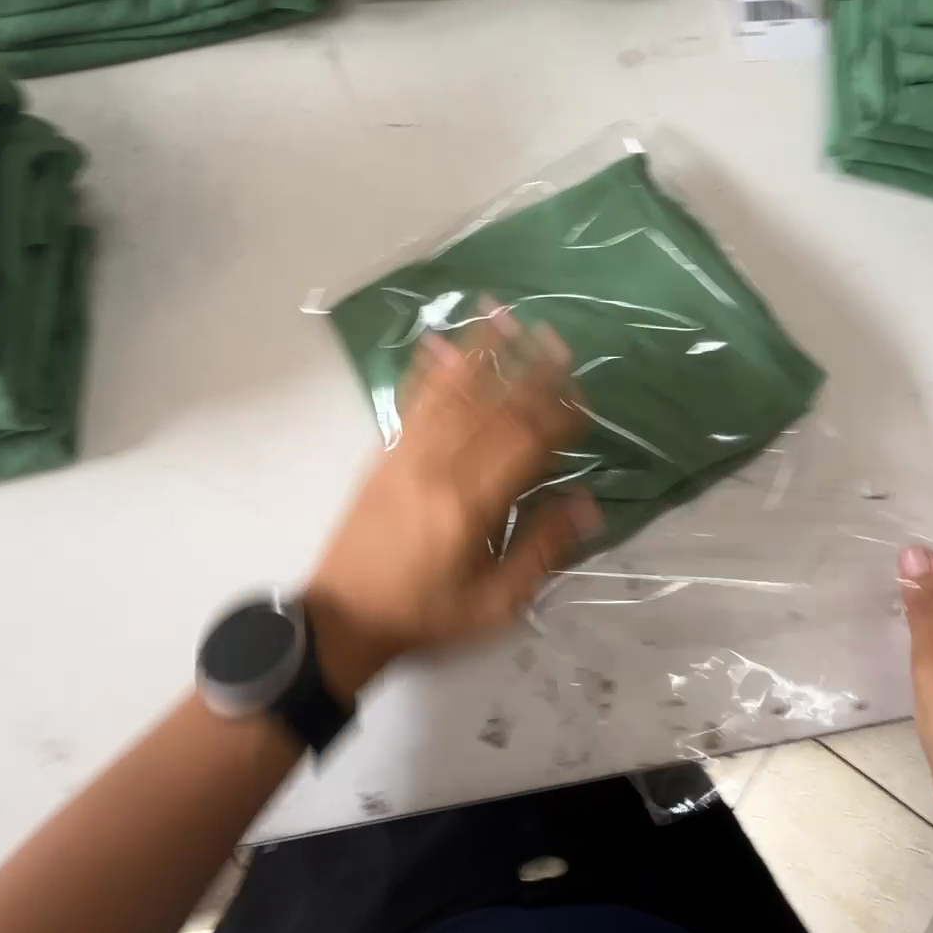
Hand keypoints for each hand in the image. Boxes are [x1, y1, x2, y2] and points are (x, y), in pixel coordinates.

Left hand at [308, 301, 599, 696]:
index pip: (526, 443)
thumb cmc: (426, 615)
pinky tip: (441, 344)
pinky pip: (411, 404)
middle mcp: (439, 467)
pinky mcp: (384, 455)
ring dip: (480, 353)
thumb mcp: (495, 602)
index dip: (558, 415)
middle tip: (557, 339)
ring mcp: (406, 455)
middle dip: (529, 371)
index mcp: (472, 504)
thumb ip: (541, 548)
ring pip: (451, 393)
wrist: (345, 617)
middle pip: (493, 407)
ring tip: (502, 315)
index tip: (583, 394)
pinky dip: (429, 371)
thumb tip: (587, 503)